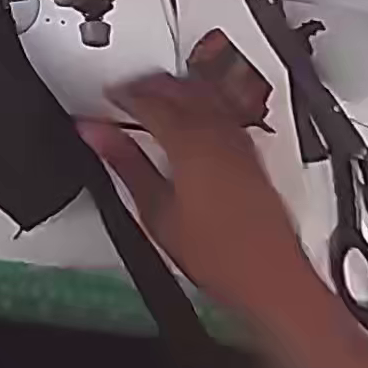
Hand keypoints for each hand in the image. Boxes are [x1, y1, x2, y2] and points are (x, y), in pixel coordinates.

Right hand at [81, 70, 367, 367]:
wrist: (271, 283)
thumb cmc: (219, 256)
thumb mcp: (155, 211)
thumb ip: (125, 164)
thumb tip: (96, 135)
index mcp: (188, 141)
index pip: (147, 101)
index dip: (122, 95)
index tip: (107, 96)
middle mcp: (216, 132)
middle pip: (176, 88)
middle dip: (146, 84)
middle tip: (125, 91)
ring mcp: (238, 139)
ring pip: (202, 92)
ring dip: (174, 87)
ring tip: (155, 94)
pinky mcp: (252, 151)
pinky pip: (222, 107)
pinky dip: (199, 100)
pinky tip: (193, 113)